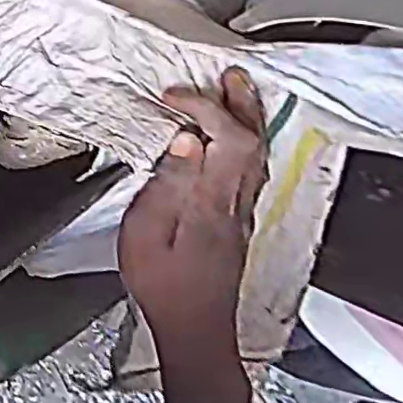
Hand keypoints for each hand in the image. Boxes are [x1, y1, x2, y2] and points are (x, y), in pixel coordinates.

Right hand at [118, 67, 267, 361]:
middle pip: (253, 145)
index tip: (172, 95)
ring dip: (247, 120)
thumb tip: (185, 140)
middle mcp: (236, 204)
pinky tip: (231, 137)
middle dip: (240, 105)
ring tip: (235, 92)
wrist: (194, 327)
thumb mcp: (146, 231)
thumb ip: (167, 184)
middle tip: (230, 75)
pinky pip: (249, 171)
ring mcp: (240, 214)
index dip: (206, 109)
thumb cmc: (161, 282)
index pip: (227, 141)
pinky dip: (242, 142)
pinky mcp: (235, 222)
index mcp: (211, 204)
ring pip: (256, 157)